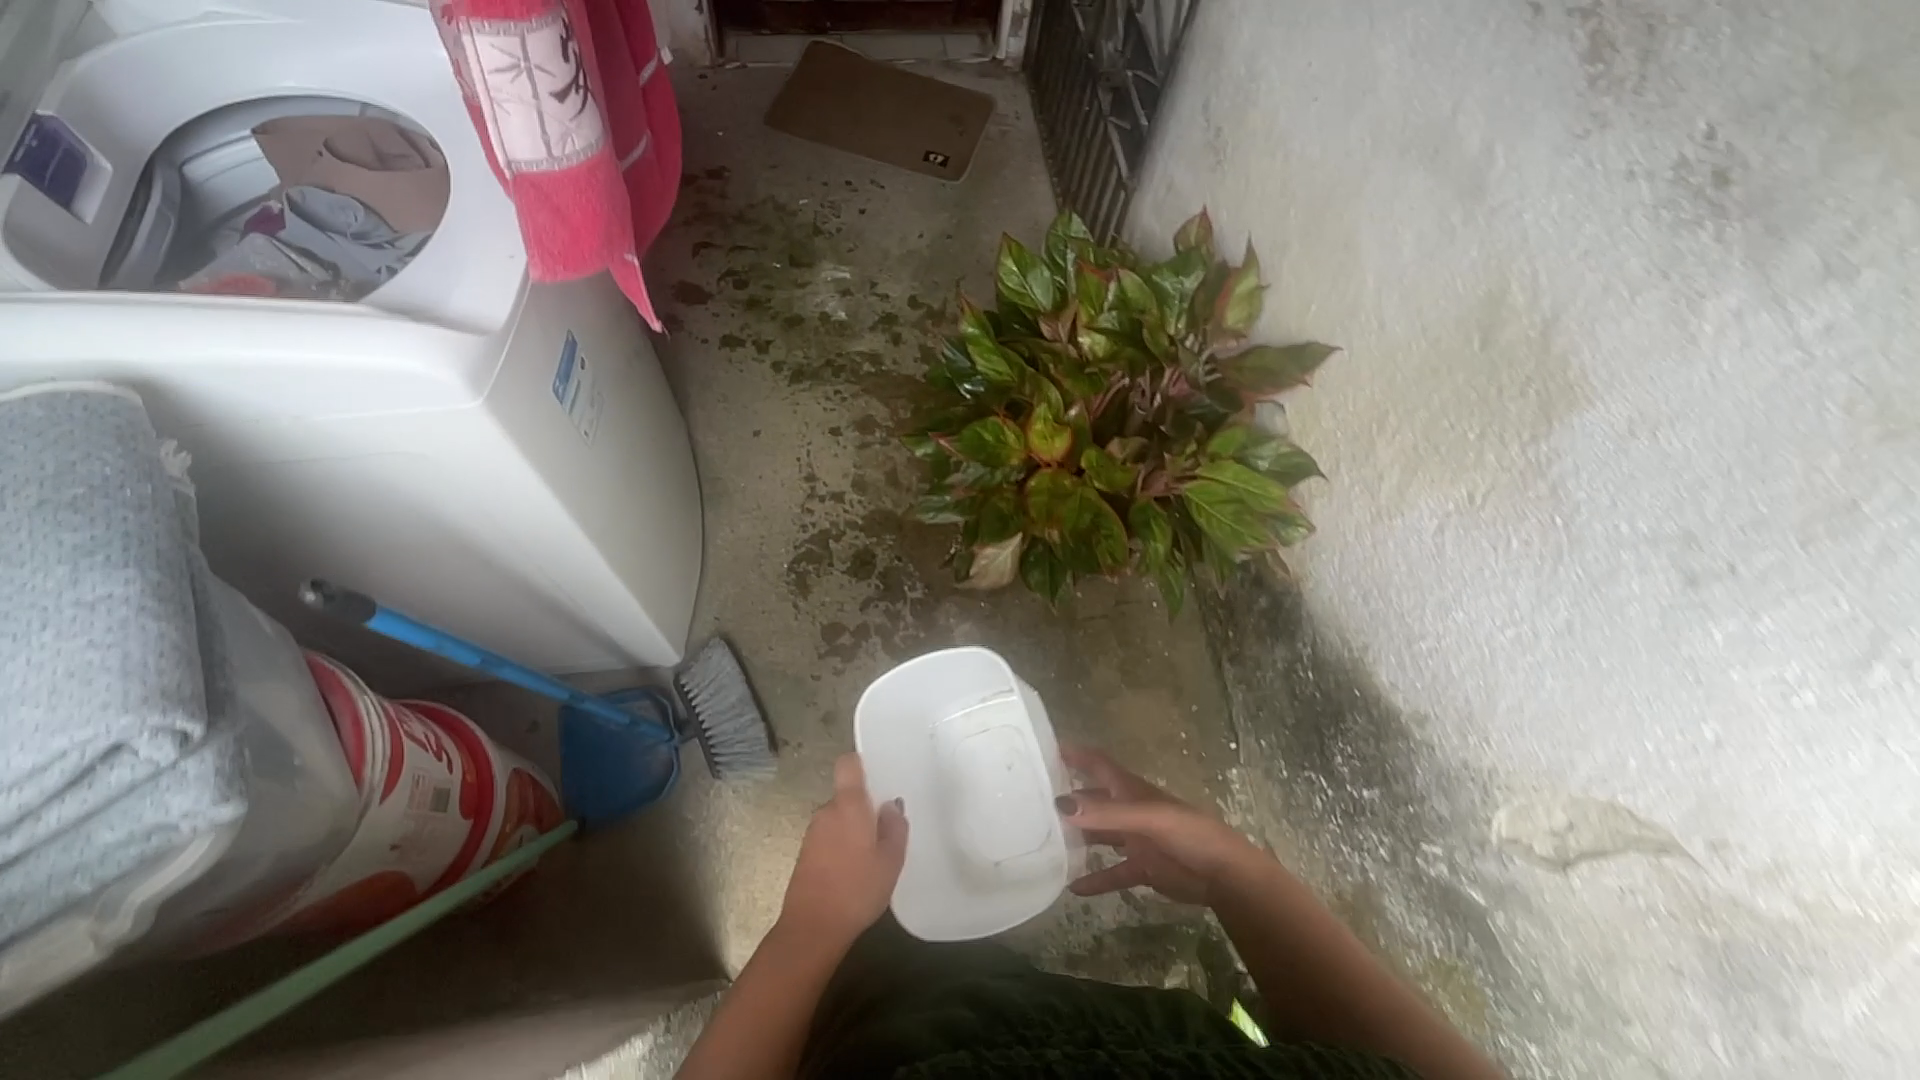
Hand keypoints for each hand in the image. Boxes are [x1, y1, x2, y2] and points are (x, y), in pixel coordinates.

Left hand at [779, 753, 908, 945]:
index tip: (879, 776)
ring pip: (839, 819)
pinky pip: (829, 837)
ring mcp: (812, 833)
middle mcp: (826, 812)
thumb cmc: (857, 889)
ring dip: (854, 830)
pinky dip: (842, 846)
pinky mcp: (805, 853)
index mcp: (848, 805)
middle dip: (865, 808)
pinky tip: (855, 872)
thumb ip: (895, 827)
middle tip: (887, 831)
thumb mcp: (891, 861)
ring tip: (873, 857)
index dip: (862, 764)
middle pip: (847, 796)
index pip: (848, 765)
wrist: (813, 927)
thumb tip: (890, 806)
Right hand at [1056, 743, 1260, 904]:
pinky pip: (1113, 873)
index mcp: (1132, 791)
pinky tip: (1073, 888)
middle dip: (1069, 799)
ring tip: (1046, 843)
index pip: (1099, 764)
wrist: (1224, 875)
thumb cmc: (1190, 834)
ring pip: (1099, 835)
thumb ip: (1108, 813)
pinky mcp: (1143, 867)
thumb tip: (1062, 804)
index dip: (1076, 755)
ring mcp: (1136, 840)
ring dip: (1078, 838)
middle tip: (1034, 804)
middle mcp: (1130, 811)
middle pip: (1094, 800)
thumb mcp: (1149, 818)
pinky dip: (1095, 879)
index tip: (1045, 749)